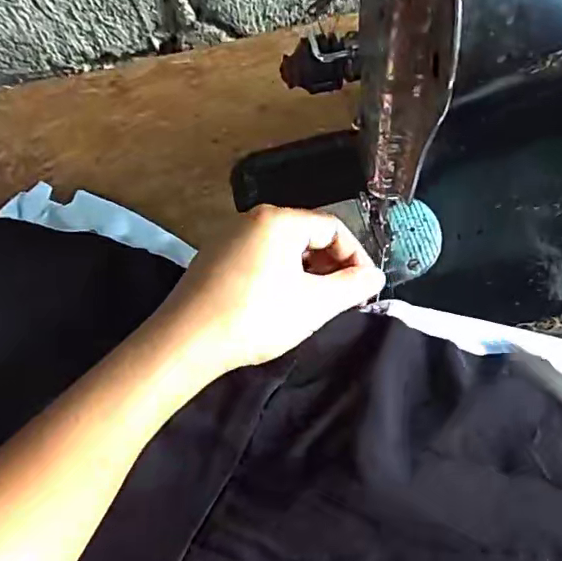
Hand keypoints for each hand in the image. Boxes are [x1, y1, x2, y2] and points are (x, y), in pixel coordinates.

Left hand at [148, 205, 384, 375]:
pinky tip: (277, 304)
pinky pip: (257, 258)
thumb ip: (352, 286)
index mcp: (278, 220)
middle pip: (306, 234)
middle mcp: (251, 219)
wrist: (187, 341)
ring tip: (312, 304)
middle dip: (330, 265)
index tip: (364, 288)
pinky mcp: (212, 259)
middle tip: (341, 298)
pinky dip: (278, 276)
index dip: (356, 257)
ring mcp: (227, 238)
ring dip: (305, 273)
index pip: (333, 228)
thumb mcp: (315, 304)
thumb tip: (375, 276)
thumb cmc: (256, 317)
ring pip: (281, 248)